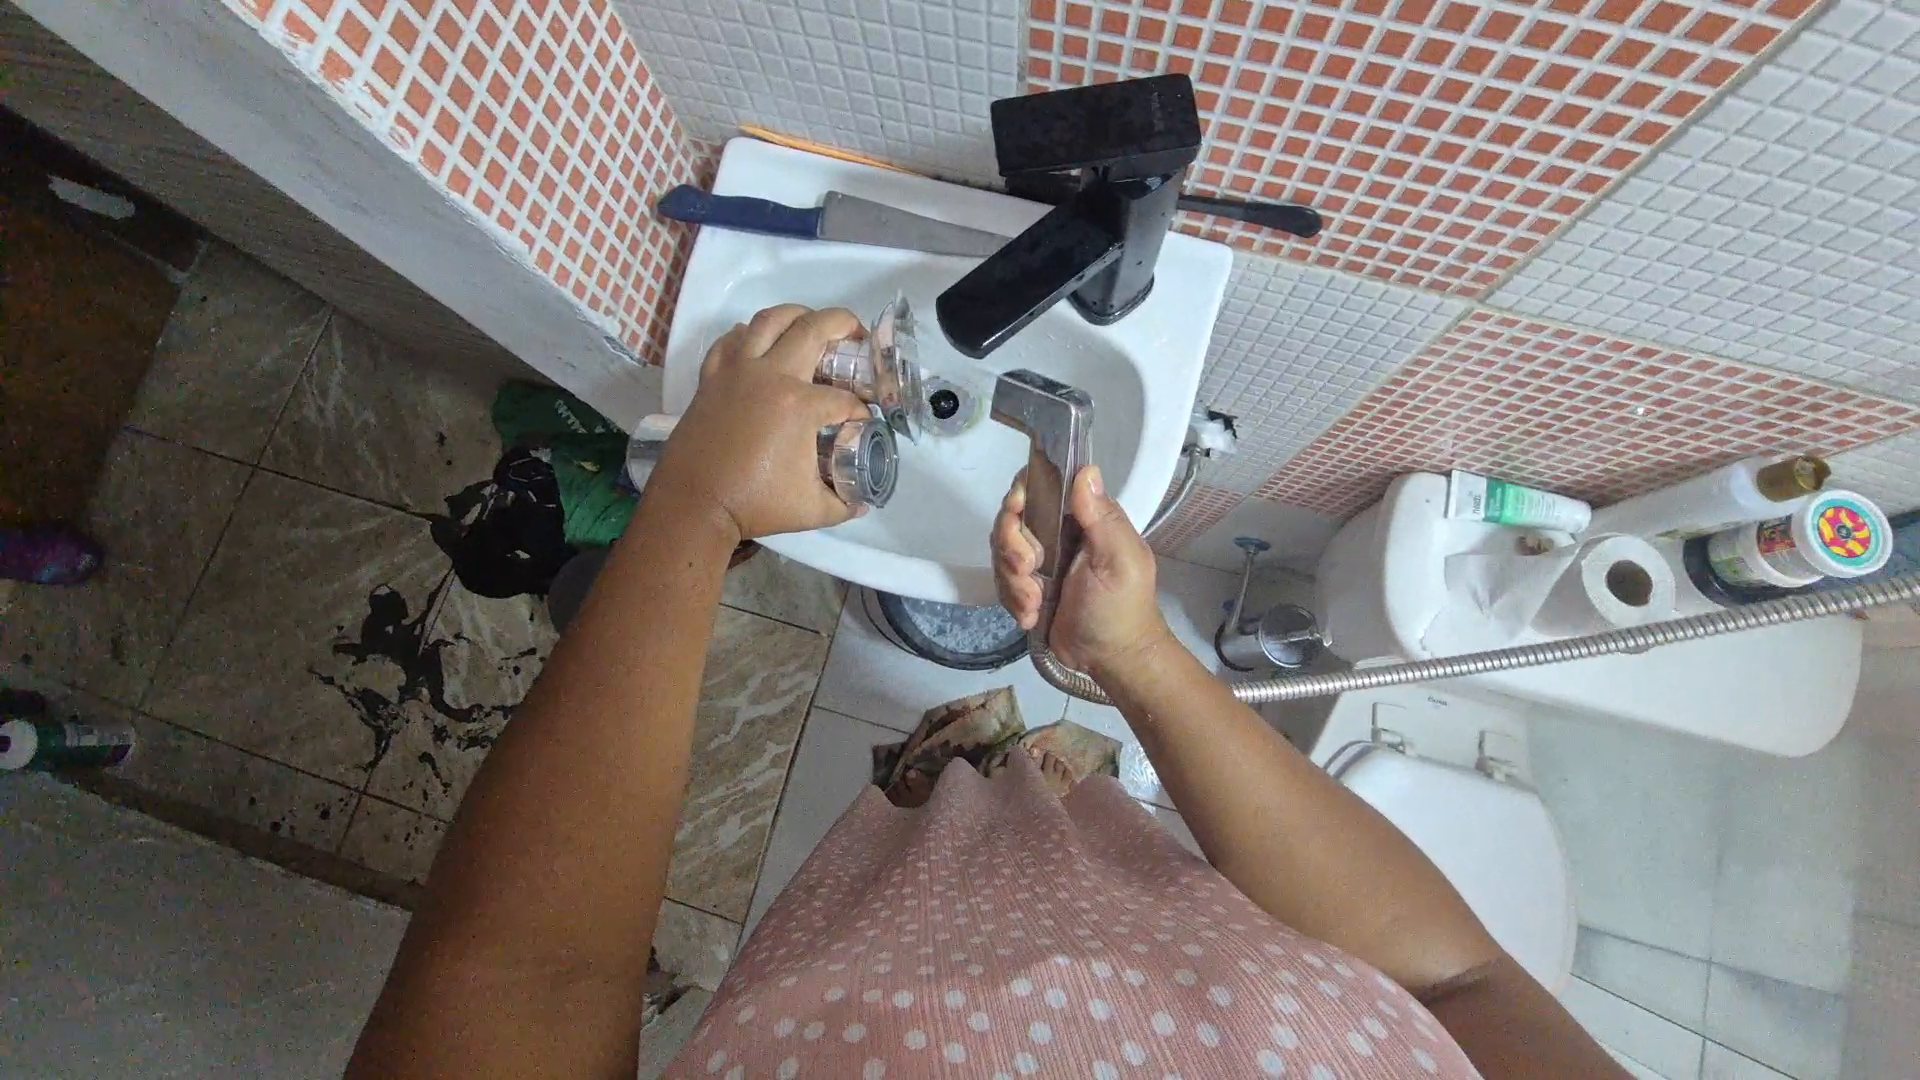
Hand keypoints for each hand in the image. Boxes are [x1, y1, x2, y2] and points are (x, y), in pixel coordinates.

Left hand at [649, 304, 872, 541]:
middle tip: (856, 334)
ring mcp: (738, 371)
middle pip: (814, 329)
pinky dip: (749, 334)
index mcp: (799, 405)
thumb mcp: (814, 510)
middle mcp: (771, 375)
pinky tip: (760, 343)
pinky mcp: (712, 377)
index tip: (862, 425)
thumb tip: (862, 501)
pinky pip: (732, 340)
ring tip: (811, 325)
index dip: (860, 411)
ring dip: (797, 315)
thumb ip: (845, 503)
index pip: (844, 399)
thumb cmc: (757, 505)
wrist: (696, 504)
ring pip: (770, 320)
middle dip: (843, 325)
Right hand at [992, 465, 1170, 672]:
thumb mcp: (1120, 562)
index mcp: (1083, 517)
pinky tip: (1031, 615)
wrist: (1109, 659)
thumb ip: (1103, 518)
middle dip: (1012, 547)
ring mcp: (1040, 560)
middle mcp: (1058, 532)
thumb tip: (1087, 471)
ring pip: (1002, 552)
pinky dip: (1013, 600)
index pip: (1042, 485)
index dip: (1022, 494)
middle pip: (1011, 519)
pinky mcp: (1026, 586)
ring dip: (1013, 581)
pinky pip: (1001, 581)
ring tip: (1034, 604)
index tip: (1018, 513)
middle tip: (1029, 570)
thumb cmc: (1122, 609)